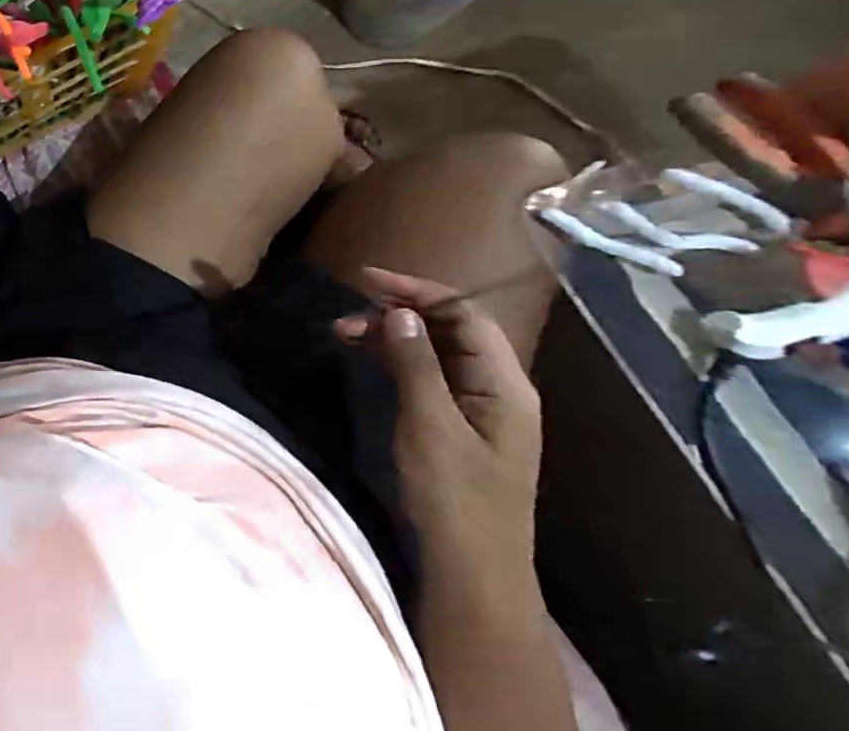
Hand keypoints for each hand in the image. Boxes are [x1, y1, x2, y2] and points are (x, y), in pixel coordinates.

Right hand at [335, 267, 543, 580]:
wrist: (472, 568)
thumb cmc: (453, 495)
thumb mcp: (429, 424)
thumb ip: (416, 363)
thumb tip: (400, 311)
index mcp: (504, 383)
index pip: (465, 315)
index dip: (419, 290)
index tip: (368, 280)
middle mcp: (497, 387)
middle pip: (451, 328)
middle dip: (400, 311)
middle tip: (349, 312)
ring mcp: (478, 406)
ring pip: (436, 350)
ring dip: (393, 335)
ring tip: (344, 333)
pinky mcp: (458, 423)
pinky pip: (429, 375)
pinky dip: (397, 359)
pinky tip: (367, 355)